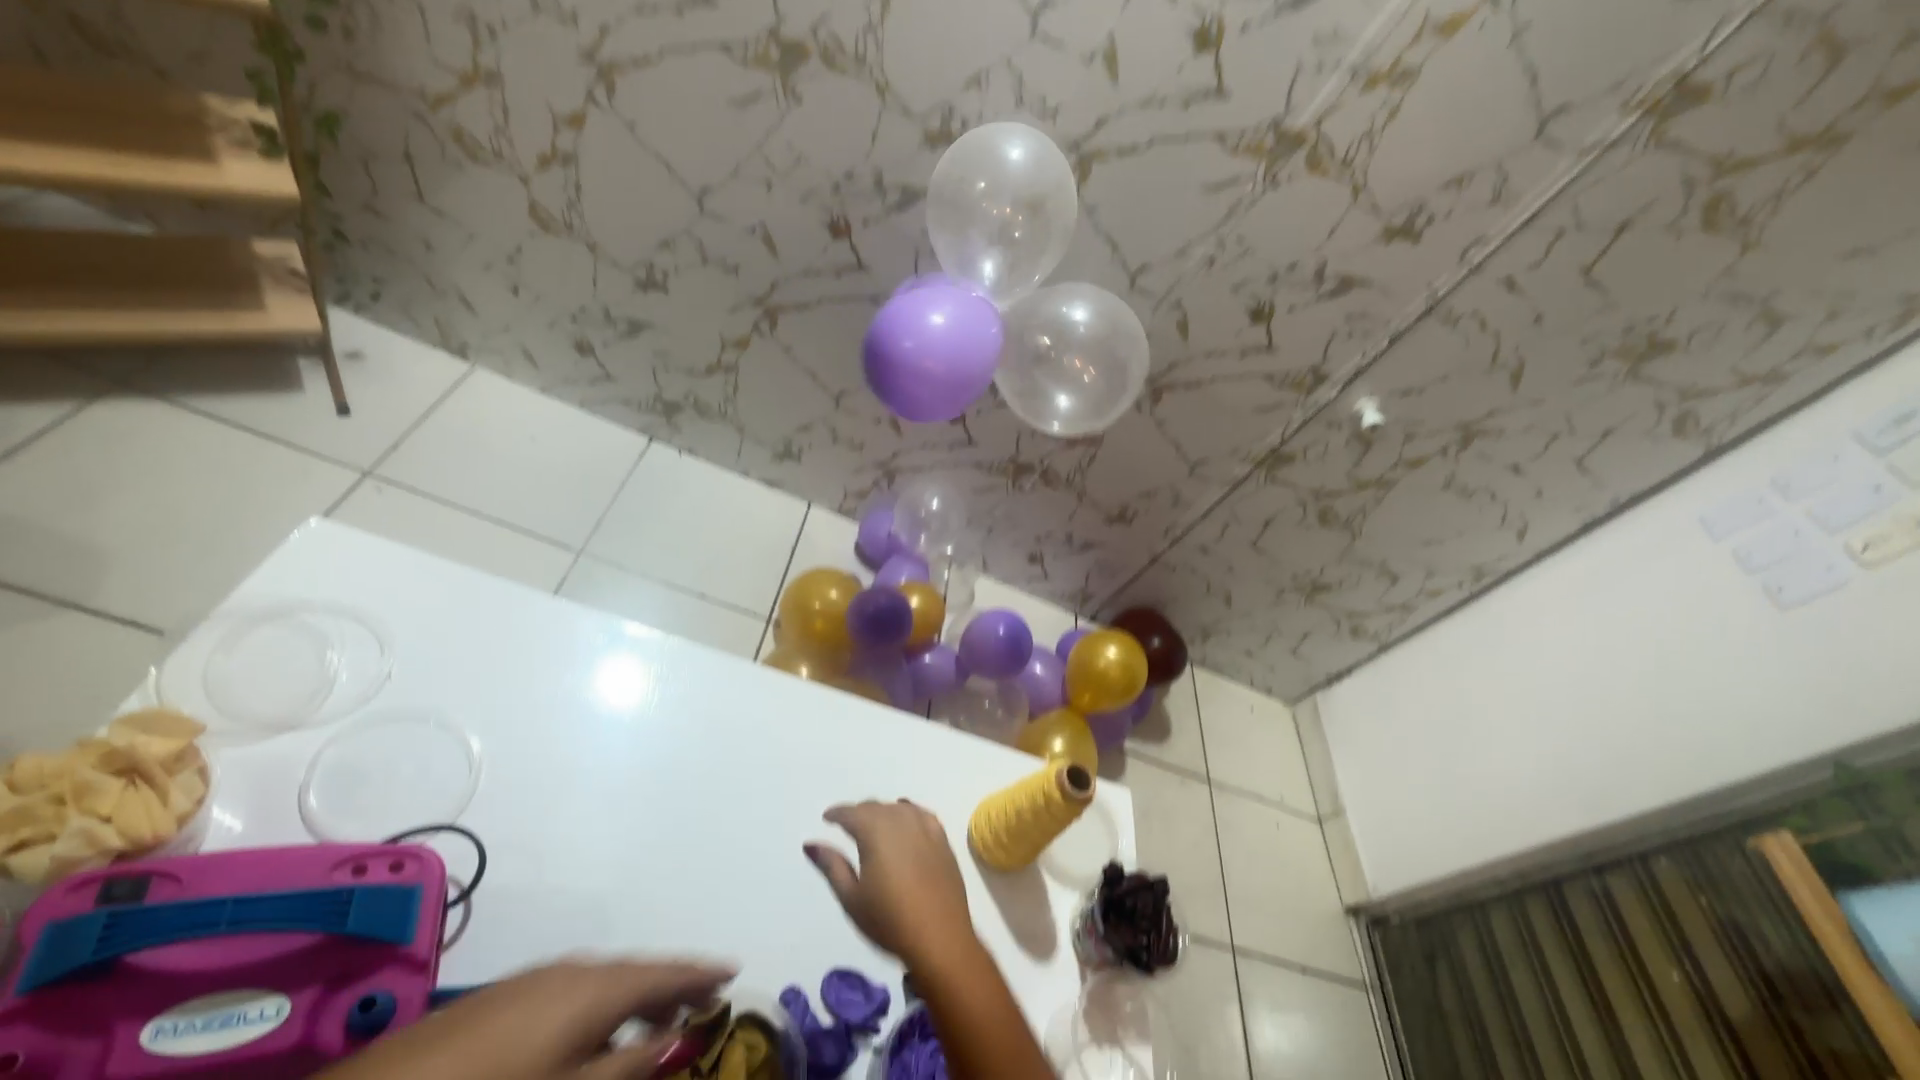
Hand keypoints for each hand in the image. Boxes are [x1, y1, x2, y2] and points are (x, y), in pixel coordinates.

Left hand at [319, 959, 734, 1079]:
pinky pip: (576, 986)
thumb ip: (633, 1065)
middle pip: (637, 971)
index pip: (664, 973)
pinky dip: (602, 1002)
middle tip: (703, 1001)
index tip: (734, 972)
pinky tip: (596, 1032)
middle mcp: (573, 970)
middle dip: (671, 985)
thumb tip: (683, 1039)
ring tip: (657, 1021)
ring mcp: (536, 978)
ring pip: (606, 979)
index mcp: (596, 990)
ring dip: (636, 995)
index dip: (701, 973)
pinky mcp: (508, 992)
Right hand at [806, 799, 975, 969]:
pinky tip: (906, 821)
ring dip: (882, 812)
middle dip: (858, 812)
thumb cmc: (889, 922)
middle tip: (846, 825)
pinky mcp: (944, 842)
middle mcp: (901, 822)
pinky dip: (909, 813)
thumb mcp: (851, 898)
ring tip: (873, 825)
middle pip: (875, 807)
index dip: (837, 813)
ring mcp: (926, 829)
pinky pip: (922, 815)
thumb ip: (831, 866)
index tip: (827, 818)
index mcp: (875, 832)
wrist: (940, 939)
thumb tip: (811, 844)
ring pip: (899, 809)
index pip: (851, 813)